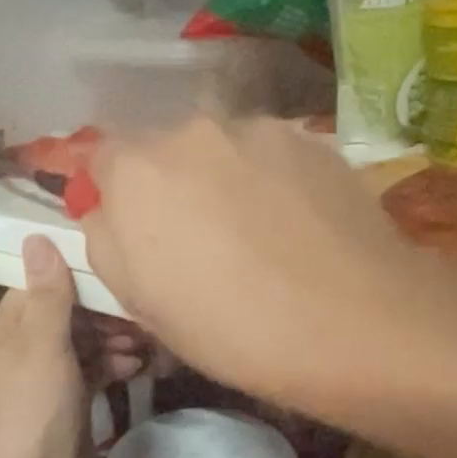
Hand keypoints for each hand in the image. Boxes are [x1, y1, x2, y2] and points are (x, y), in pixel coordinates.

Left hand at [0, 236, 148, 457]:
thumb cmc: (34, 411)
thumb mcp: (41, 345)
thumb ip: (47, 293)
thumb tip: (36, 236)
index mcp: (10, 329)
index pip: (41, 282)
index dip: (75, 270)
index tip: (115, 259)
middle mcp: (28, 348)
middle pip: (70, 310)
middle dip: (105, 307)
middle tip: (142, 309)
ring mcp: (52, 378)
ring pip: (87, 340)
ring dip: (116, 336)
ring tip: (146, 340)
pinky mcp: (74, 404)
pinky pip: (97, 370)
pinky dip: (116, 363)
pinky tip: (138, 366)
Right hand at [80, 116, 434, 406]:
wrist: (357, 323)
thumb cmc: (232, 328)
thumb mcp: (139, 302)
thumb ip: (105, 239)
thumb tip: (106, 208)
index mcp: (136, 169)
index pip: (99, 156)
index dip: (111, 191)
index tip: (131, 227)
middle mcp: (192, 130)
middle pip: (164, 149)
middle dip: (170, 184)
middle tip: (199, 239)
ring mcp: (258, 129)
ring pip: (222, 149)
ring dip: (223, 179)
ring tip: (257, 234)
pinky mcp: (313, 140)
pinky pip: (272, 155)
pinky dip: (273, 180)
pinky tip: (297, 226)